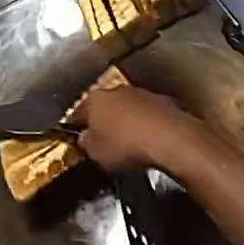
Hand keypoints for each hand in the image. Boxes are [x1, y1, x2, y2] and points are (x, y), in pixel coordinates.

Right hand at [68, 86, 220, 175]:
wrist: (168, 138)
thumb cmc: (125, 145)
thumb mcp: (96, 154)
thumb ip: (86, 144)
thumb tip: (85, 139)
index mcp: (94, 100)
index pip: (77, 113)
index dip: (76, 127)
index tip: (76, 137)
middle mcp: (115, 90)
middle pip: (103, 106)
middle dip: (102, 121)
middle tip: (103, 141)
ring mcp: (139, 93)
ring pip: (125, 107)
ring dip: (125, 121)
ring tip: (128, 143)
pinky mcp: (161, 101)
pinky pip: (146, 114)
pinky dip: (145, 124)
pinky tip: (147, 140)